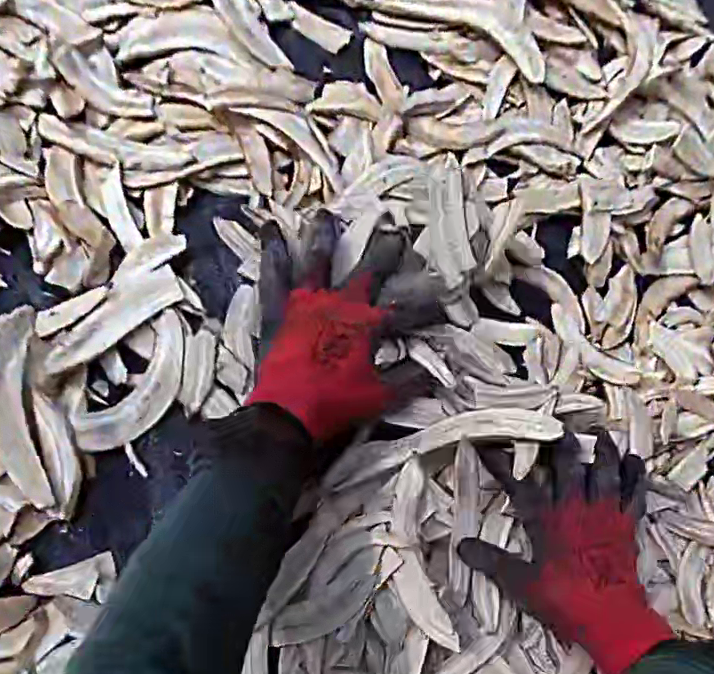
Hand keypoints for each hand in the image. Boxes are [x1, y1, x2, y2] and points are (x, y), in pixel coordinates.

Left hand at [245, 212, 444, 442]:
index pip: (405, 305)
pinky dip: (272, 255)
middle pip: (367, 269)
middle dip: (385, 250)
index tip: (443, 290)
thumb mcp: (379, 397)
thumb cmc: (335, 405)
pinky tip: (270, 234)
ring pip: (316, 262)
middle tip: (396, 232)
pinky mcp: (278, 312)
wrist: (286, 416)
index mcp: (367, 323)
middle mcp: (338, 303)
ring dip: (324, 238)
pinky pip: (274, 278)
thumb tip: (437, 371)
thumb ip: (409, 380)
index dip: (426, 299)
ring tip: (324, 217)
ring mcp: (305, 304)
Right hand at [456, 432, 672, 673]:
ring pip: (604, 471)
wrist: (611, 617)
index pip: (519, 485)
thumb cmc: (562, 599)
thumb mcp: (518, 583)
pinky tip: (634, 460)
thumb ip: (491, 561)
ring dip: (601, 450)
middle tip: (555, 430)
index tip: (488, 447)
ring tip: (598, 433)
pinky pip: (634, 491)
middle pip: (567, 466)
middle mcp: (576, 508)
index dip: (502, 465)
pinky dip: (635, 474)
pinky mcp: (627, 524)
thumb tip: (461, 545)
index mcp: (546, 520)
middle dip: (559, 445)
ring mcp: (605, 513)